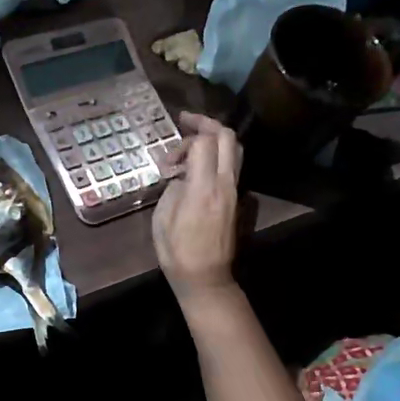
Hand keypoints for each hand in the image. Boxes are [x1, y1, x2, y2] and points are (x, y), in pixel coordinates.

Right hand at [152, 112, 241, 303]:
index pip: (203, 143)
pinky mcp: (237, 200)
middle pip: (227, 137)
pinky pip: (233, 167)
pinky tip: (200, 166)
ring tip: (194, 140)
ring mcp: (234, 192)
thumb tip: (180, 175)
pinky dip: (218, 156)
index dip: (183, 141)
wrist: (206, 278)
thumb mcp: (162, 219)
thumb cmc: (177, 253)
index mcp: (203, 188)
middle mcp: (225, 184)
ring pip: (235, 150)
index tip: (167, 160)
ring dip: (215, 139)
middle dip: (206, 124)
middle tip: (186, 122)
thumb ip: (173, 189)